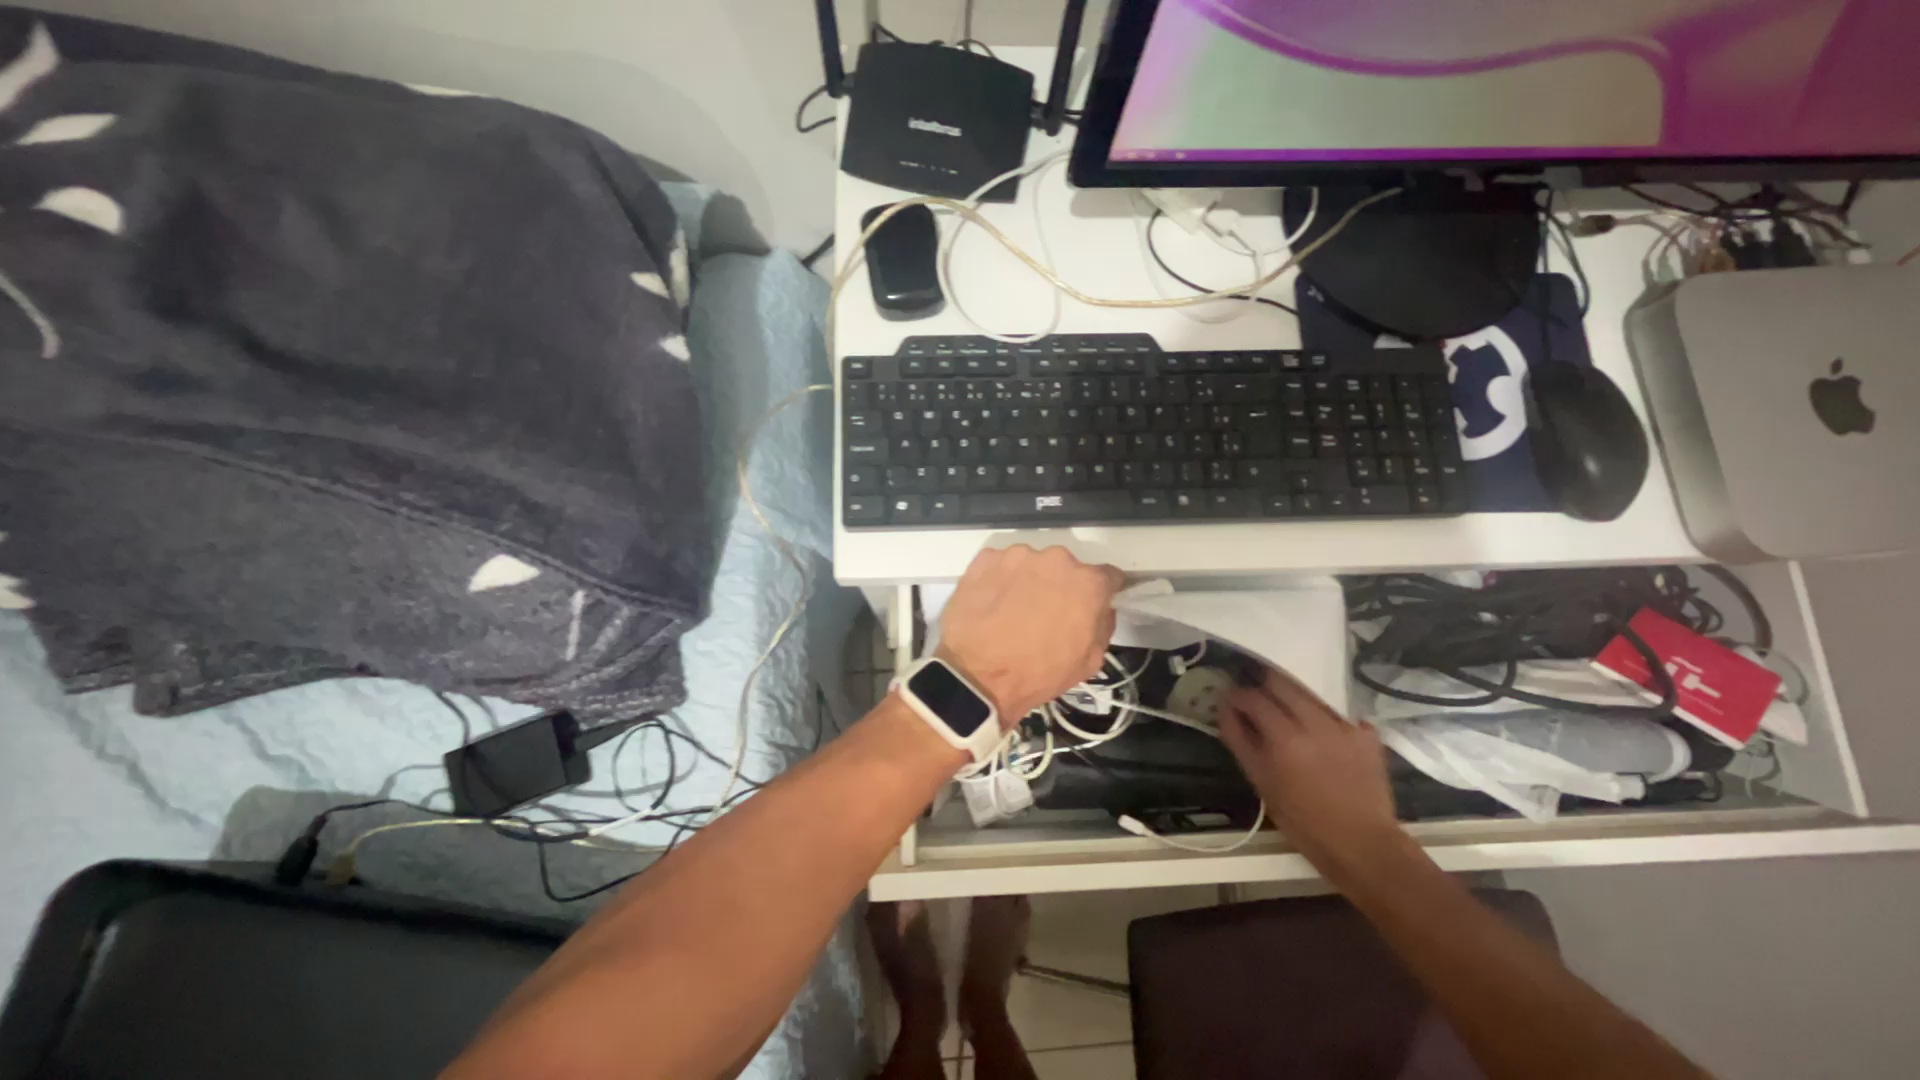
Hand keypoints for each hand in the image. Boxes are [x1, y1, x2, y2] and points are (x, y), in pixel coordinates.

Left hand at [936, 545, 1122, 723]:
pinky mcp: (985, 559)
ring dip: (1029, 581)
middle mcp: (1056, 559)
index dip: (1103, 591)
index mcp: (1088, 583)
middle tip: (1046, 613)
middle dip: (1061, 587)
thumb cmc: (1039, 673)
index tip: (1093, 603)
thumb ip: (1103, 626)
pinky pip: (1001, 565)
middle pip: (1066, 568)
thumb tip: (1101, 610)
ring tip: (1014, 610)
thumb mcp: (1090, 661)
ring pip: (1032, 565)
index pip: (1108, 576)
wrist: (978, 675)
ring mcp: (1018, 556)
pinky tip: (992, 604)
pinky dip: (1000, 580)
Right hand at [1220, 668, 1402, 877]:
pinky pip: (1338, 713)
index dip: (1237, 695)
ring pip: (1310, 694)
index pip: (1253, 698)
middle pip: (1282, 683)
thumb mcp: (1262, 784)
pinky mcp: (1366, 734)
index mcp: (1285, 738)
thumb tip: (1226, 710)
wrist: (1362, 844)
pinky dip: (1324, 718)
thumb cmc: (1304, 822)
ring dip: (1293, 699)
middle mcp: (1315, 723)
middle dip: (1264, 685)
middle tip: (1256, 699)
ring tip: (1287, 717)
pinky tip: (1322, 736)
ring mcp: (1344, 725)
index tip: (1230, 700)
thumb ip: (1241, 742)